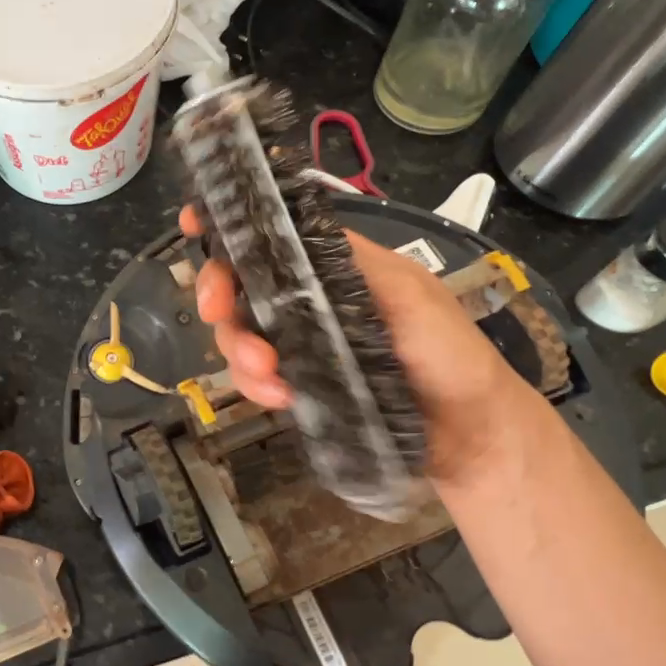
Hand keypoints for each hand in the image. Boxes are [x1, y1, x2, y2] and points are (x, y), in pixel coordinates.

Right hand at [181, 206, 533, 481]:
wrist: (471, 437)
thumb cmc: (451, 354)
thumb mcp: (409, 294)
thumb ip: (351, 263)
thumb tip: (288, 234)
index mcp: (332, 266)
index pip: (273, 236)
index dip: (229, 228)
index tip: (193, 227)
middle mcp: (308, 300)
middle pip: (241, 284)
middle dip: (220, 296)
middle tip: (217, 312)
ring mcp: (301, 345)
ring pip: (242, 334)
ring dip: (240, 351)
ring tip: (268, 376)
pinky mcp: (300, 386)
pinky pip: (256, 378)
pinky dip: (256, 387)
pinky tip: (279, 399)